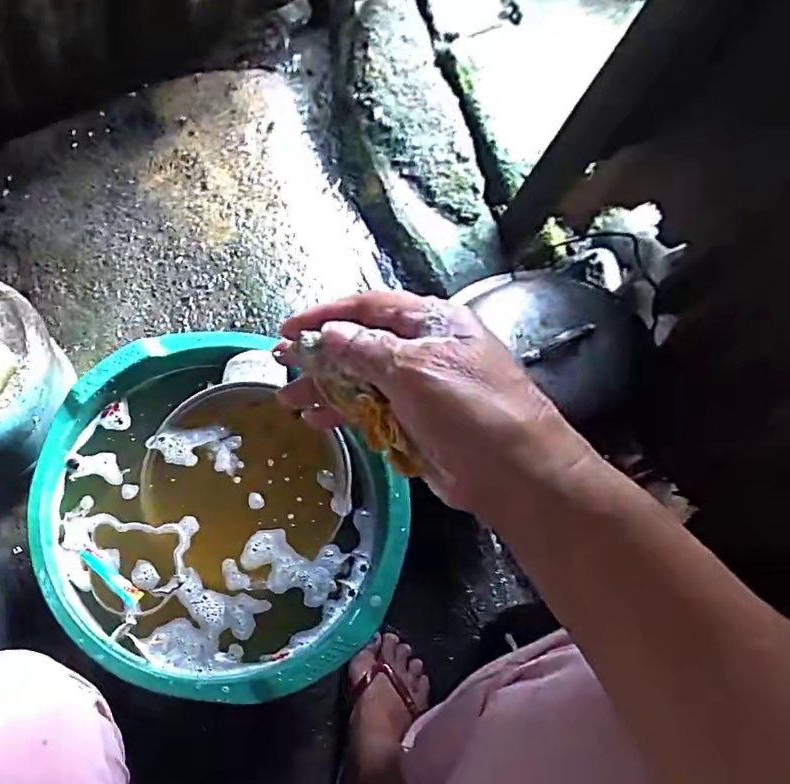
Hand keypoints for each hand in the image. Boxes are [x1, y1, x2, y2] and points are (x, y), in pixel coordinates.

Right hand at [277, 292, 601, 525]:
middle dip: (317, 354)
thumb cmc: (470, 410)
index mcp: (430, 323)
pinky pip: (366, 410)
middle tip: (280, 363)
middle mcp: (420, 349)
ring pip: (356, 380)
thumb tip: (328, 333)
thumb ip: (367, 350)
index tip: (288, 330)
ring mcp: (414, 387)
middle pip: (357, 344)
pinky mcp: (409, 419)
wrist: (510, 470)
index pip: (367, 308)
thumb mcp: (415, 371)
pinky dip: (339, 413)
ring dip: (322, 388)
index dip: (324, 316)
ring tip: (288, 399)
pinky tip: (316, 419)